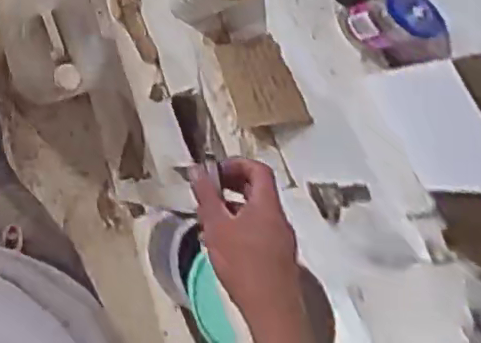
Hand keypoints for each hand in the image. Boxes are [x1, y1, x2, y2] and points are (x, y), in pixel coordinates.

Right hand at [192, 158, 306, 342]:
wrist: (274, 316)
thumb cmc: (244, 266)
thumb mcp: (217, 225)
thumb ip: (206, 195)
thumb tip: (197, 170)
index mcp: (267, 206)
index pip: (258, 169)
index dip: (236, 163)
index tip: (216, 171)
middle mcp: (279, 220)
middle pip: (257, 190)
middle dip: (230, 186)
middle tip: (209, 192)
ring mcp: (282, 241)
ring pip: (256, 213)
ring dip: (232, 209)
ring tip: (209, 220)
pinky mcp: (280, 260)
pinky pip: (259, 231)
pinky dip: (240, 228)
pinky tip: (221, 244)